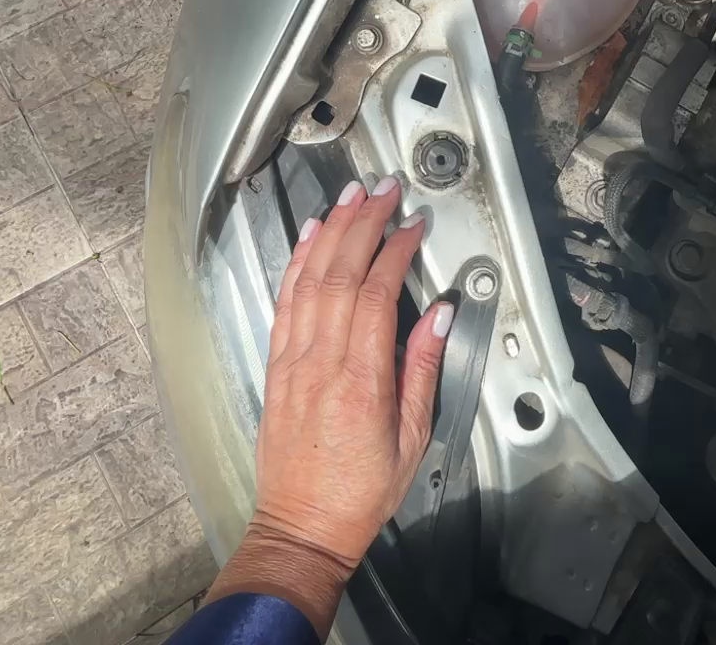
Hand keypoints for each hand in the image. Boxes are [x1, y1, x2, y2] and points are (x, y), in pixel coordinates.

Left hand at [204, 175, 452, 632]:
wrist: (300, 527)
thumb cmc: (361, 489)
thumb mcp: (412, 437)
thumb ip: (423, 369)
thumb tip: (438, 314)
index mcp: (361, 380)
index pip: (377, 294)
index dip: (396, 250)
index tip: (414, 225)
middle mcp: (321, 361)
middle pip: (341, 273)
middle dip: (364, 223)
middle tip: (384, 189)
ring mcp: (293, 359)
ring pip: (310, 278)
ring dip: (331, 231)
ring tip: (350, 195)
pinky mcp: (277, 363)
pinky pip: (285, 301)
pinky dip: (297, 262)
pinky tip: (309, 236)